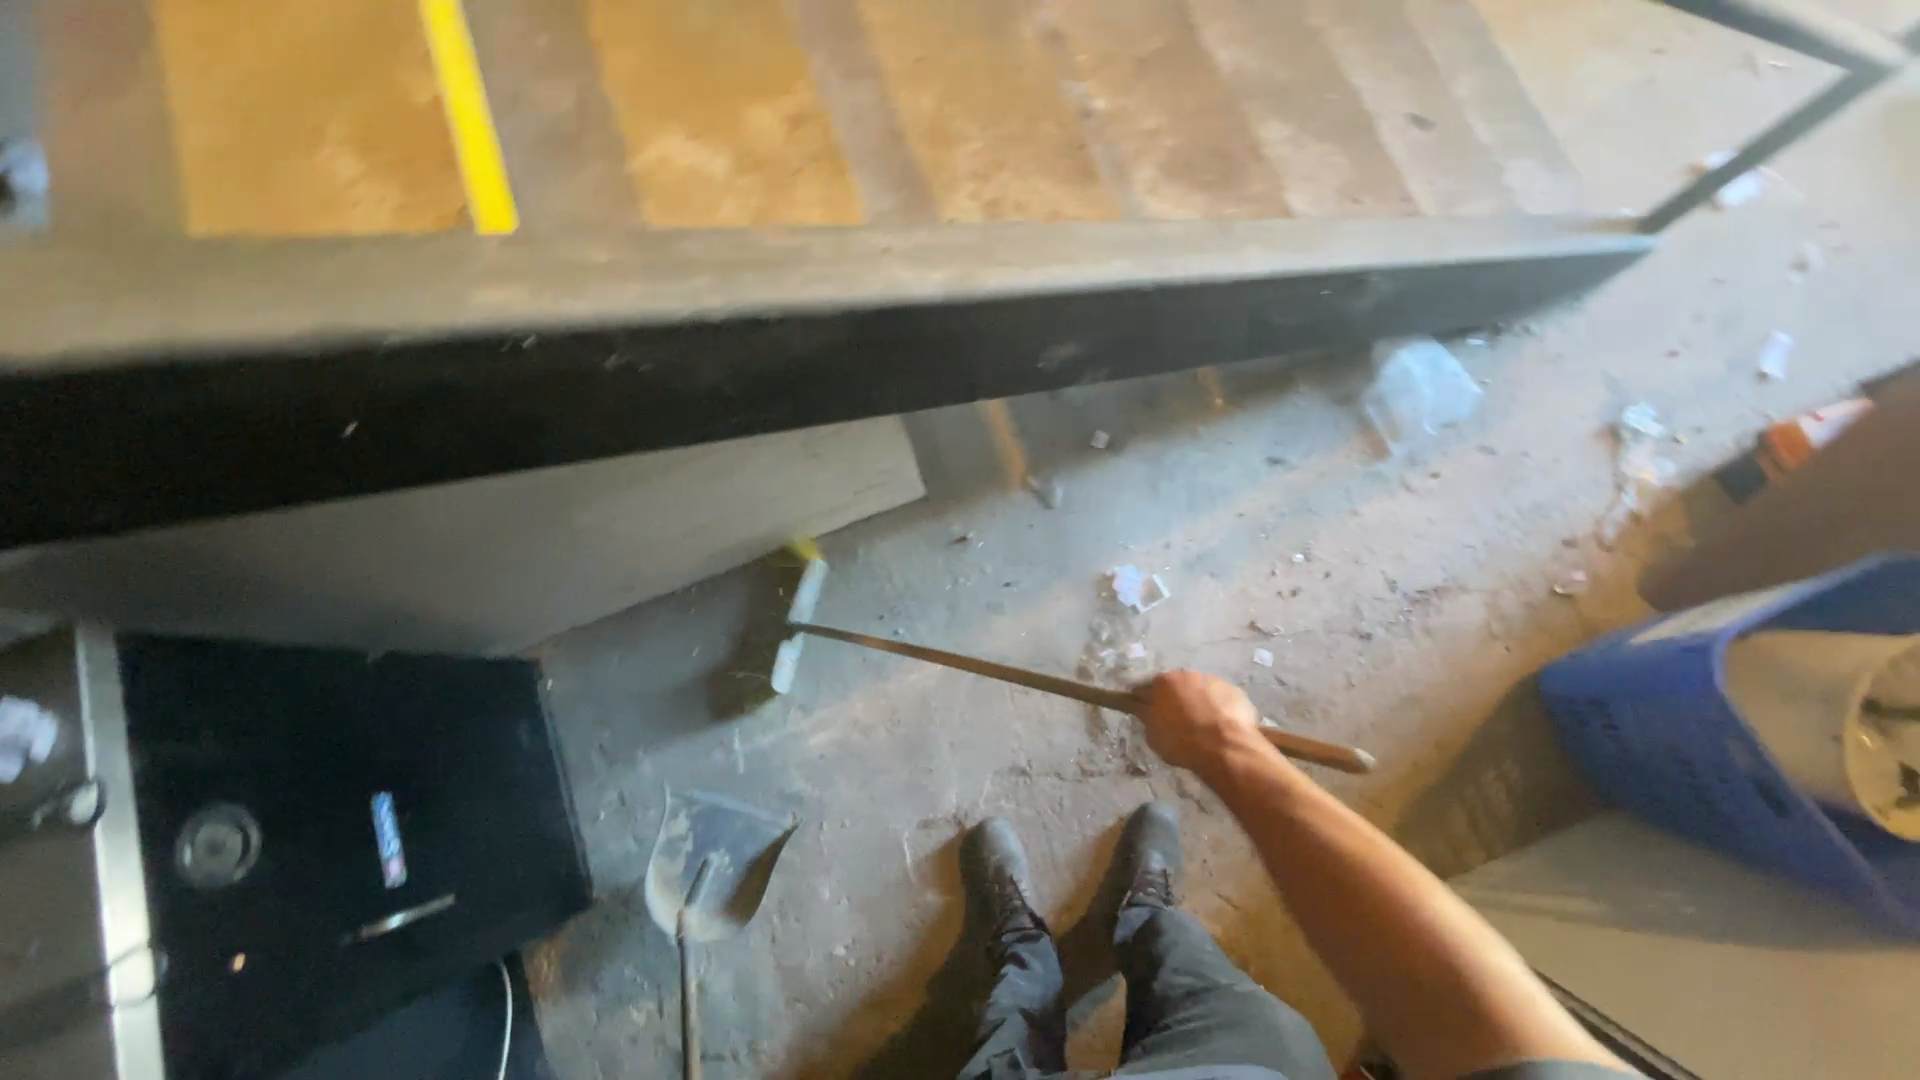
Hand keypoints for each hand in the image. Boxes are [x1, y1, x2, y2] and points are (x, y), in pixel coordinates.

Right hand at [1137, 671, 1279, 776]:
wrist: (1225, 747)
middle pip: (1175, 685)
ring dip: (1197, 700)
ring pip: (1200, 689)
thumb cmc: (1183, 742)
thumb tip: (1143, 709)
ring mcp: (1212, 681)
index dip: (1144, 700)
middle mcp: (1186, 675)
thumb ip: (1147, 716)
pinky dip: (1218, 706)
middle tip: (1175, 717)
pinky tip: (1220, 723)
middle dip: (1173, 697)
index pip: (1146, 689)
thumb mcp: (1154, 734)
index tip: (1145, 709)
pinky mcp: (1234, 690)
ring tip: (1201, 721)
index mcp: (1163, 683)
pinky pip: (1220, 697)